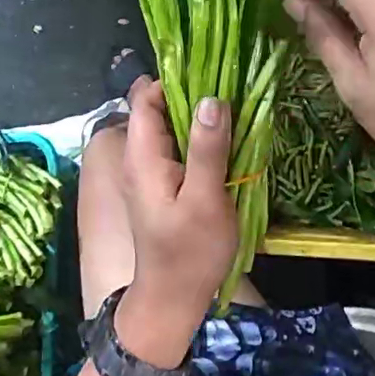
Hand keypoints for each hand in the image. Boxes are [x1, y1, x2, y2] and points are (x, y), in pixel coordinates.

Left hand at [113, 78, 236, 363]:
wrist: (174, 300)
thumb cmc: (190, 252)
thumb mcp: (205, 199)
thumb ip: (207, 148)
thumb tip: (210, 98)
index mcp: (142, 155)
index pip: (145, 98)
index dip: (173, 80)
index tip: (210, 74)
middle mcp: (140, 157)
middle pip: (158, 109)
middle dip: (191, 95)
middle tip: (231, 91)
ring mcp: (151, 171)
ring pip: (170, 128)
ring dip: (198, 118)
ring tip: (235, 110)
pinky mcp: (164, 184)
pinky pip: (178, 148)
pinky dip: (199, 139)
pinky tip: (227, 140)